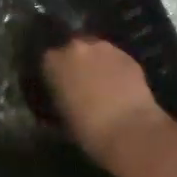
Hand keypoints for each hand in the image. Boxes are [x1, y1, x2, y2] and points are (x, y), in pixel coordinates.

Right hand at [42, 38, 171, 162]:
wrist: (129, 130)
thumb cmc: (87, 129)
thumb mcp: (60, 117)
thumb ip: (56, 99)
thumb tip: (59, 98)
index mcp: (54, 61)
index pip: (47, 61)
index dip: (53, 75)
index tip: (57, 87)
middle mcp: (77, 47)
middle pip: (72, 50)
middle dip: (74, 64)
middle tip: (79, 85)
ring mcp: (105, 48)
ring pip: (95, 52)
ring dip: (95, 64)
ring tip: (100, 85)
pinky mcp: (128, 56)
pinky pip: (115, 60)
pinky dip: (114, 69)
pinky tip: (119, 87)